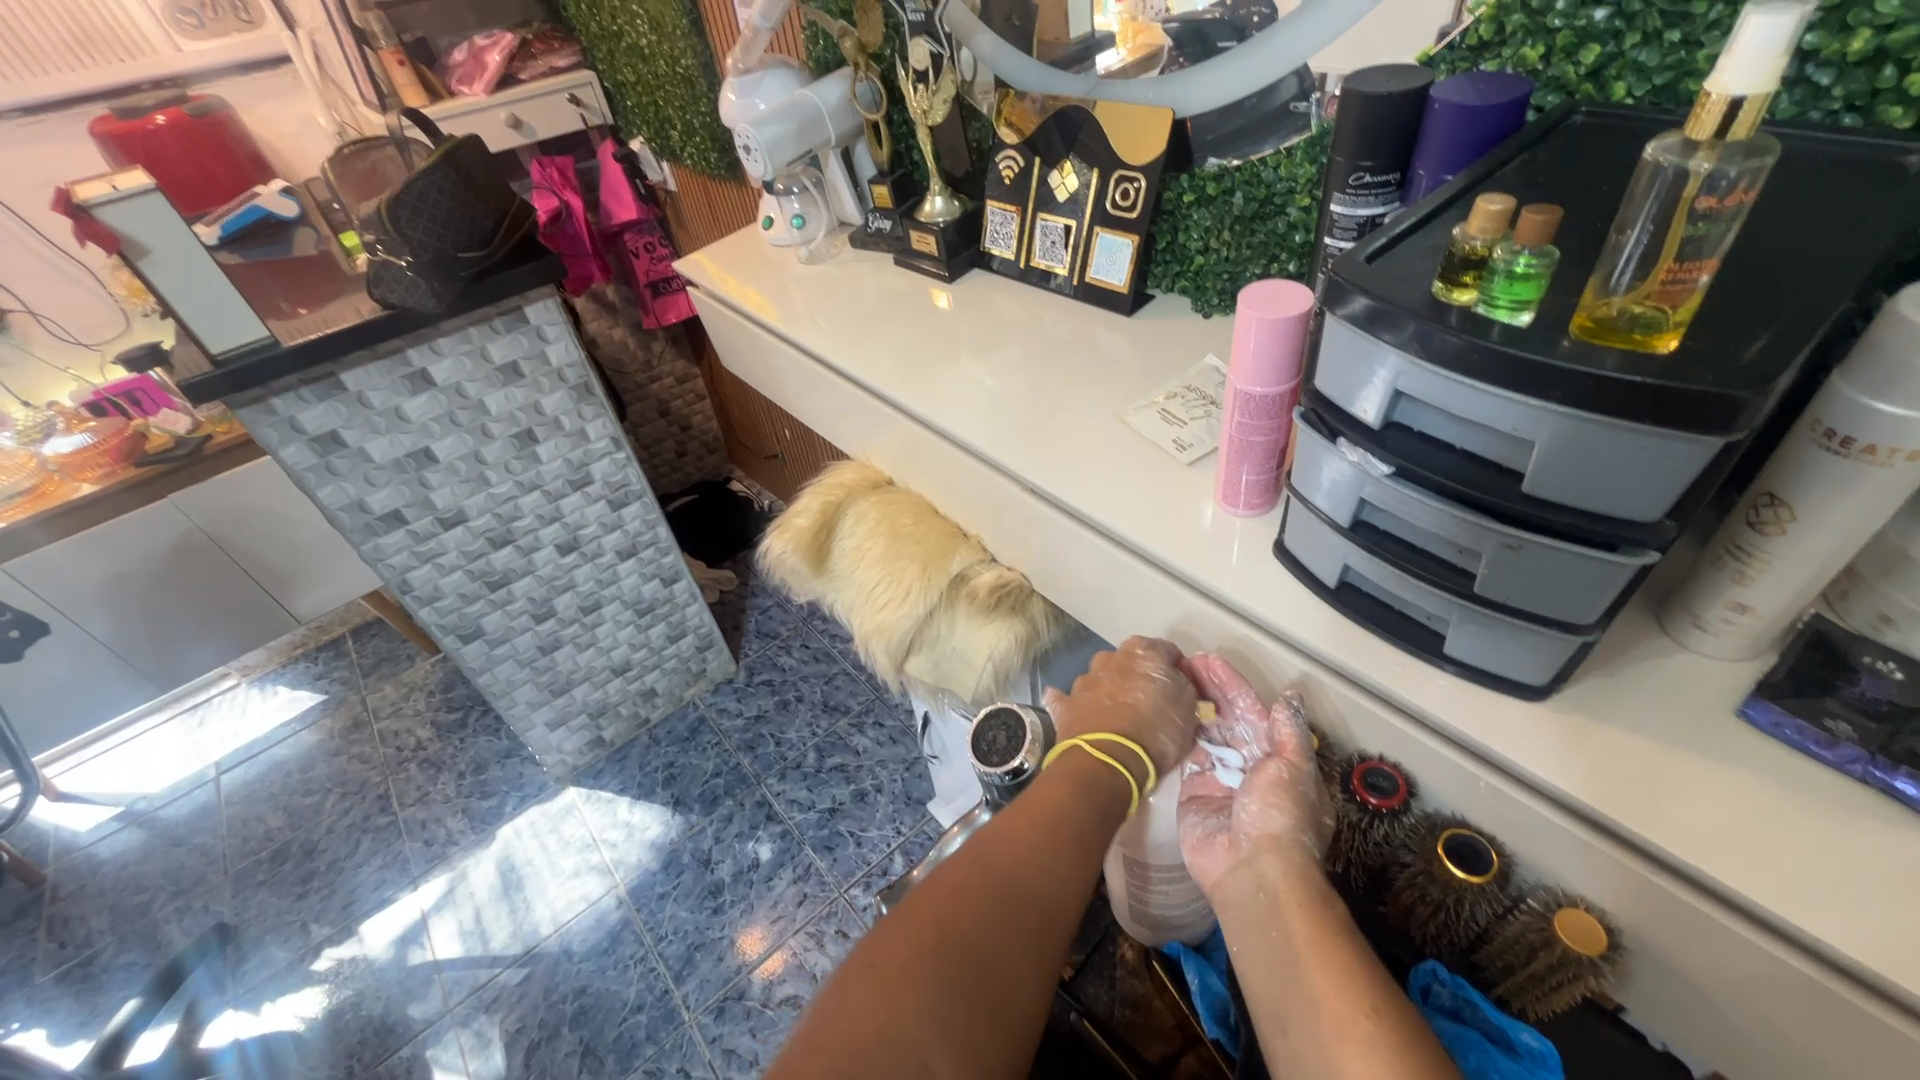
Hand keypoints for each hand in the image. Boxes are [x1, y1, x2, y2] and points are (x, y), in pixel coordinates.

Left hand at [1042, 636, 1199, 782]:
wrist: (1108, 760)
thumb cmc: (1157, 731)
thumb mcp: (1188, 708)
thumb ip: (1183, 686)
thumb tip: (1176, 680)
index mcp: (1143, 651)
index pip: (1166, 652)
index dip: (1175, 671)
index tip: (1180, 690)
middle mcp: (1110, 657)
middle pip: (1130, 663)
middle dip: (1139, 678)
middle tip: (1150, 706)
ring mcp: (1084, 679)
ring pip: (1101, 680)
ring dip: (1110, 692)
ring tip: (1119, 720)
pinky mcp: (1064, 703)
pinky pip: (1069, 699)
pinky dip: (1077, 705)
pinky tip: (1082, 716)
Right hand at [1176, 654, 1333, 898]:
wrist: (1250, 869)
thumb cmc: (1278, 816)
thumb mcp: (1293, 768)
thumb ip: (1287, 731)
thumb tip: (1289, 696)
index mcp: (1279, 759)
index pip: (1254, 713)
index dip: (1233, 686)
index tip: (1210, 661)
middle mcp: (1250, 766)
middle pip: (1227, 720)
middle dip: (1209, 691)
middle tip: (1184, 663)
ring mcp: (1220, 779)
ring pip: (1206, 735)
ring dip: (1192, 708)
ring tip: (1171, 680)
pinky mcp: (1193, 792)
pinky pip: (1186, 758)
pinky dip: (1179, 735)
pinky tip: (1165, 712)